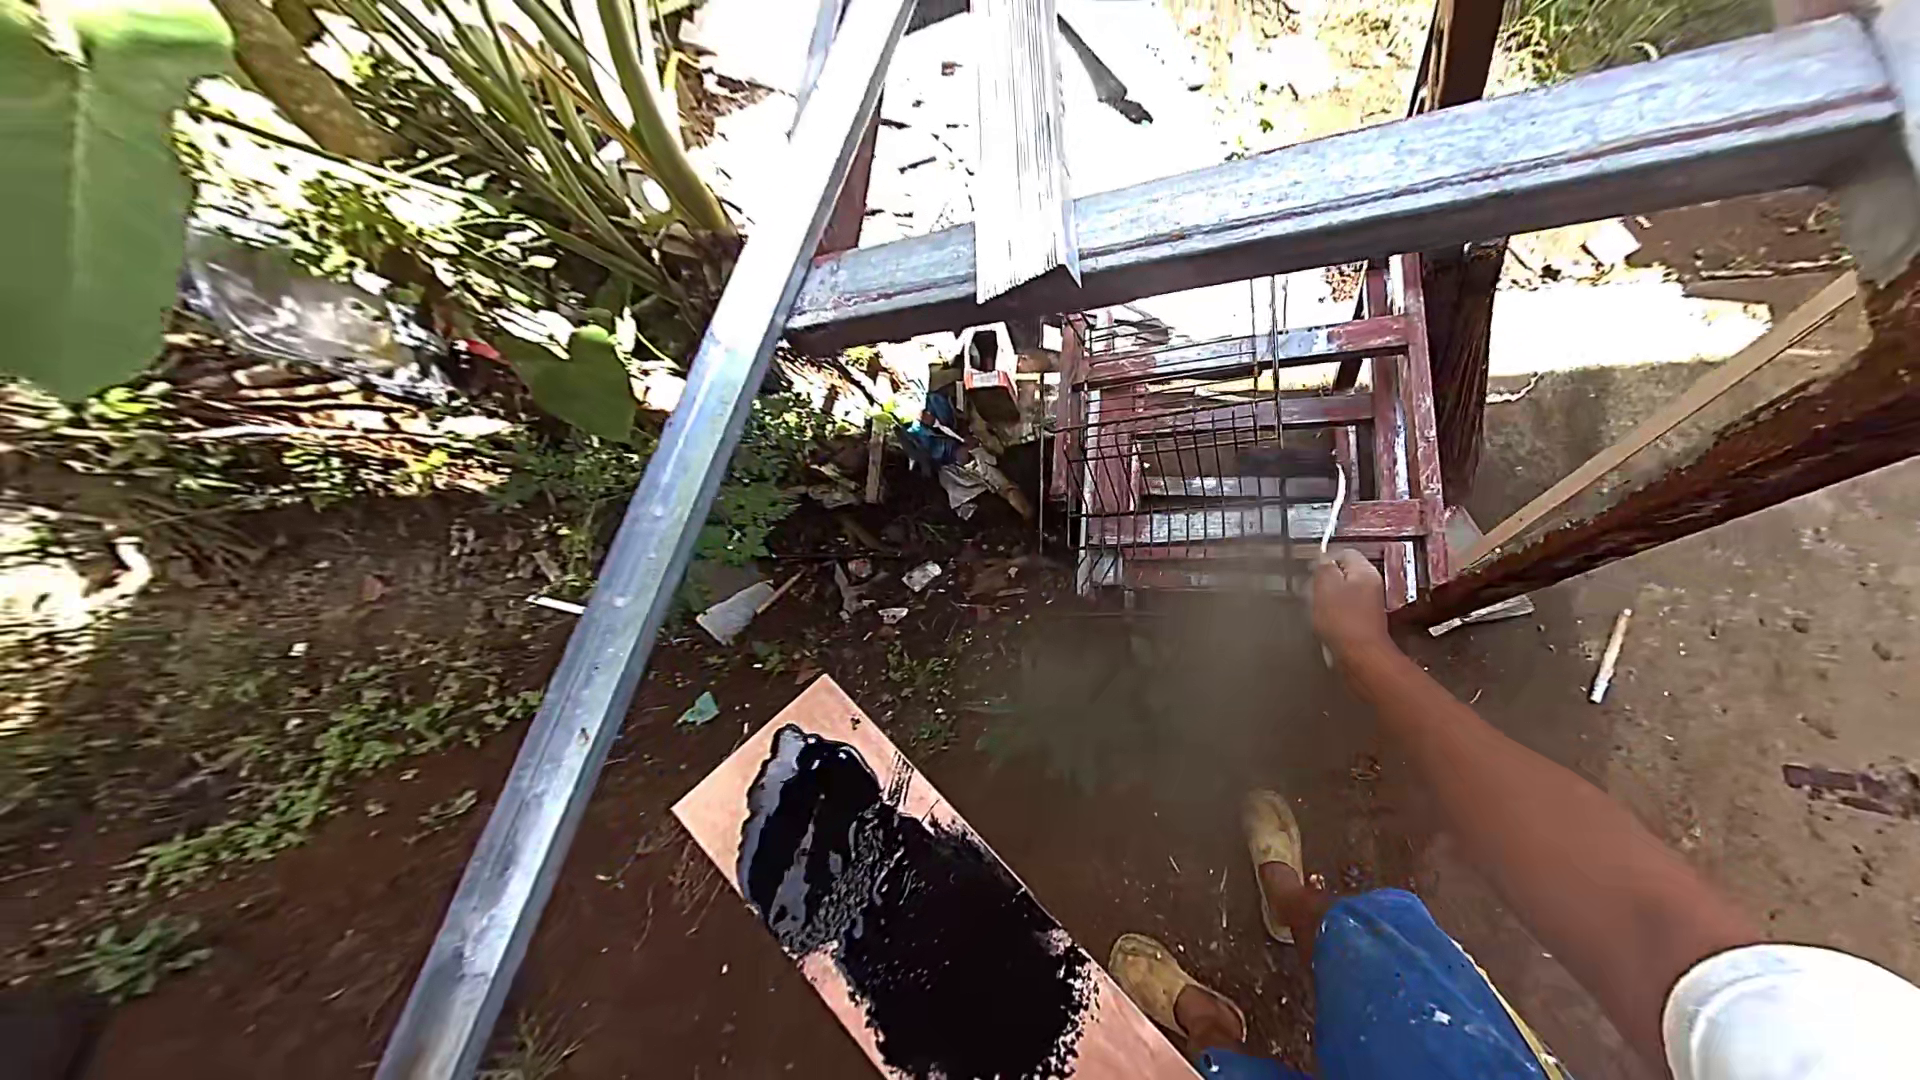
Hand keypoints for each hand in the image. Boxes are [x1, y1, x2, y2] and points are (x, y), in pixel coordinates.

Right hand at [1310, 549, 1393, 662]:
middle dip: (1324, 579)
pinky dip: (1330, 612)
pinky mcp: (1361, 620)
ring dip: (1325, 597)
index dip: (1325, 559)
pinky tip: (1323, 621)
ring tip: (1316, 608)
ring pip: (1340, 590)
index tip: (1311, 573)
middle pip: (1342, 572)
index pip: (1344, 552)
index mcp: (1365, 572)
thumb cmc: (1340, 619)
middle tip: (1311, 591)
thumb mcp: (1325, 586)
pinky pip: (1342, 607)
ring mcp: (1367, 604)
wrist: (1358, 656)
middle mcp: (1370, 585)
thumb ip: (1324, 566)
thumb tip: (1323, 558)